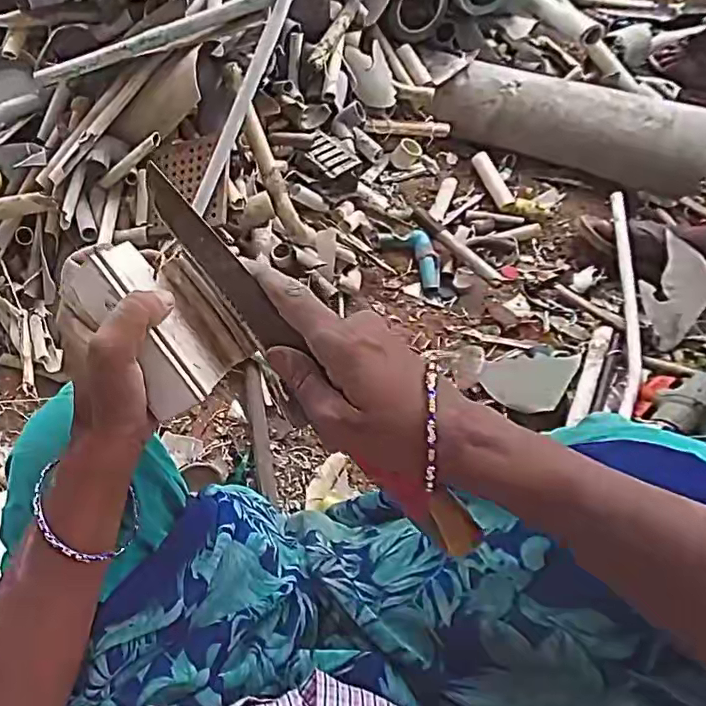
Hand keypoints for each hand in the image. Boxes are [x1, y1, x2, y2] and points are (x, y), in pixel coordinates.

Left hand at [58, 289, 174, 452]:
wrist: (116, 444)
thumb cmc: (107, 402)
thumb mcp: (112, 349)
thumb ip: (132, 316)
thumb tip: (162, 298)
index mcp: (86, 325)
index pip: (107, 286)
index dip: (131, 276)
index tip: (158, 272)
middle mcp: (104, 338)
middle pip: (135, 307)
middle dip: (158, 302)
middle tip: (180, 298)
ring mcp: (125, 357)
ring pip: (152, 330)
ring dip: (170, 326)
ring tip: (188, 319)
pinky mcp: (143, 374)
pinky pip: (163, 354)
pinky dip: (176, 351)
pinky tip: (188, 348)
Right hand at [248, 259, 480, 510]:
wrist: (457, 437)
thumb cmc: (399, 437)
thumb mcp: (335, 422)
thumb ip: (302, 383)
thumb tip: (279, 354)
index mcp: (343, 344)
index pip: (296, 303)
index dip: (268, 284)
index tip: (248, 268)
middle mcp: (362, 328)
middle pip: (311, 330)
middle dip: (299, 360)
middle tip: (306, 406)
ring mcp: (379, 332)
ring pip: (330, 343)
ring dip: (324, 370)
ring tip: (341, 413)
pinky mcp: (389, 342)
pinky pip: (350, 348)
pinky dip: (342, 370)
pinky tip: (358, 404)